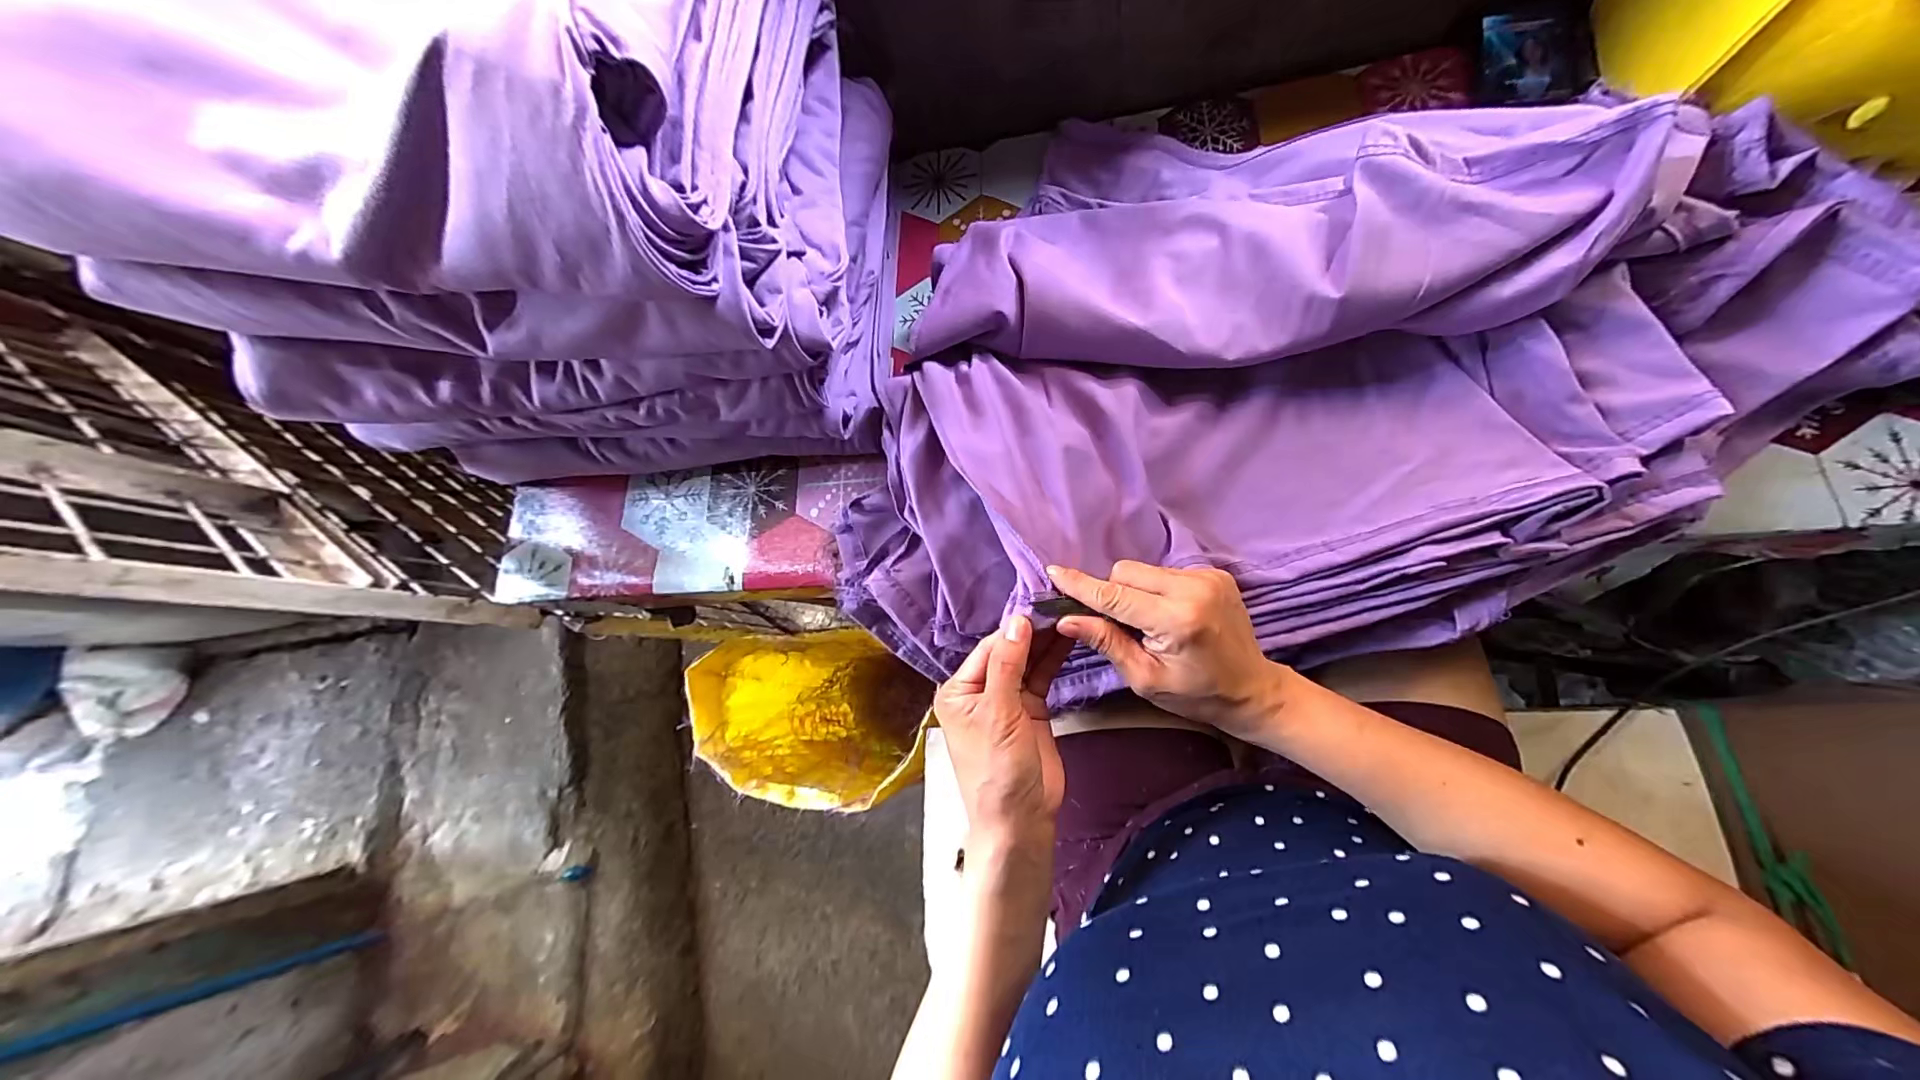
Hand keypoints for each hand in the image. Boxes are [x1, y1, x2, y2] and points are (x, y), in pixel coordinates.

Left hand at [934, 615, 1073, 848]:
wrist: (1021, 818)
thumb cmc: (998, 769)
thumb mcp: (999, 713)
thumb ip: (1008, 665)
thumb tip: (1018, 621)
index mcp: (958, 690)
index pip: (989, 648)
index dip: (1013, 628)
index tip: (1039, 604)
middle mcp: (979, 690)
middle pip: (1008, 651)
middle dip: (1032, 631)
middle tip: (1059, 605)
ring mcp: (1006, 699)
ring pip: (1026, 662)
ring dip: (1045, 642)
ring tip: (1068, 615)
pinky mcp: (1030, 709)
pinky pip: (1040, 677)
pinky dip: (1053, 660)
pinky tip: (1068, 639)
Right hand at [1047, 561, 1290, 739]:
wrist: (1254, 689)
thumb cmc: (1196, 694)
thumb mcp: (1145, 678)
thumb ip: (1107, 642)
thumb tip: (1067, 620)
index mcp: (1176, 620)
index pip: (1115, 596)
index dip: (1081, 585)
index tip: (1054, 573)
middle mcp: (1193, 589)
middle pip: (1126, 573)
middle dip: (1112, 593)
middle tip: (1119, 625)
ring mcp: (1207, 576)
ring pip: (1144, 570)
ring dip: (1134, 591)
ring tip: (1149, 622)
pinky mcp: (1213, 573)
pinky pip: (1165, 572)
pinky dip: (1156, 590)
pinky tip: (1169, 614)